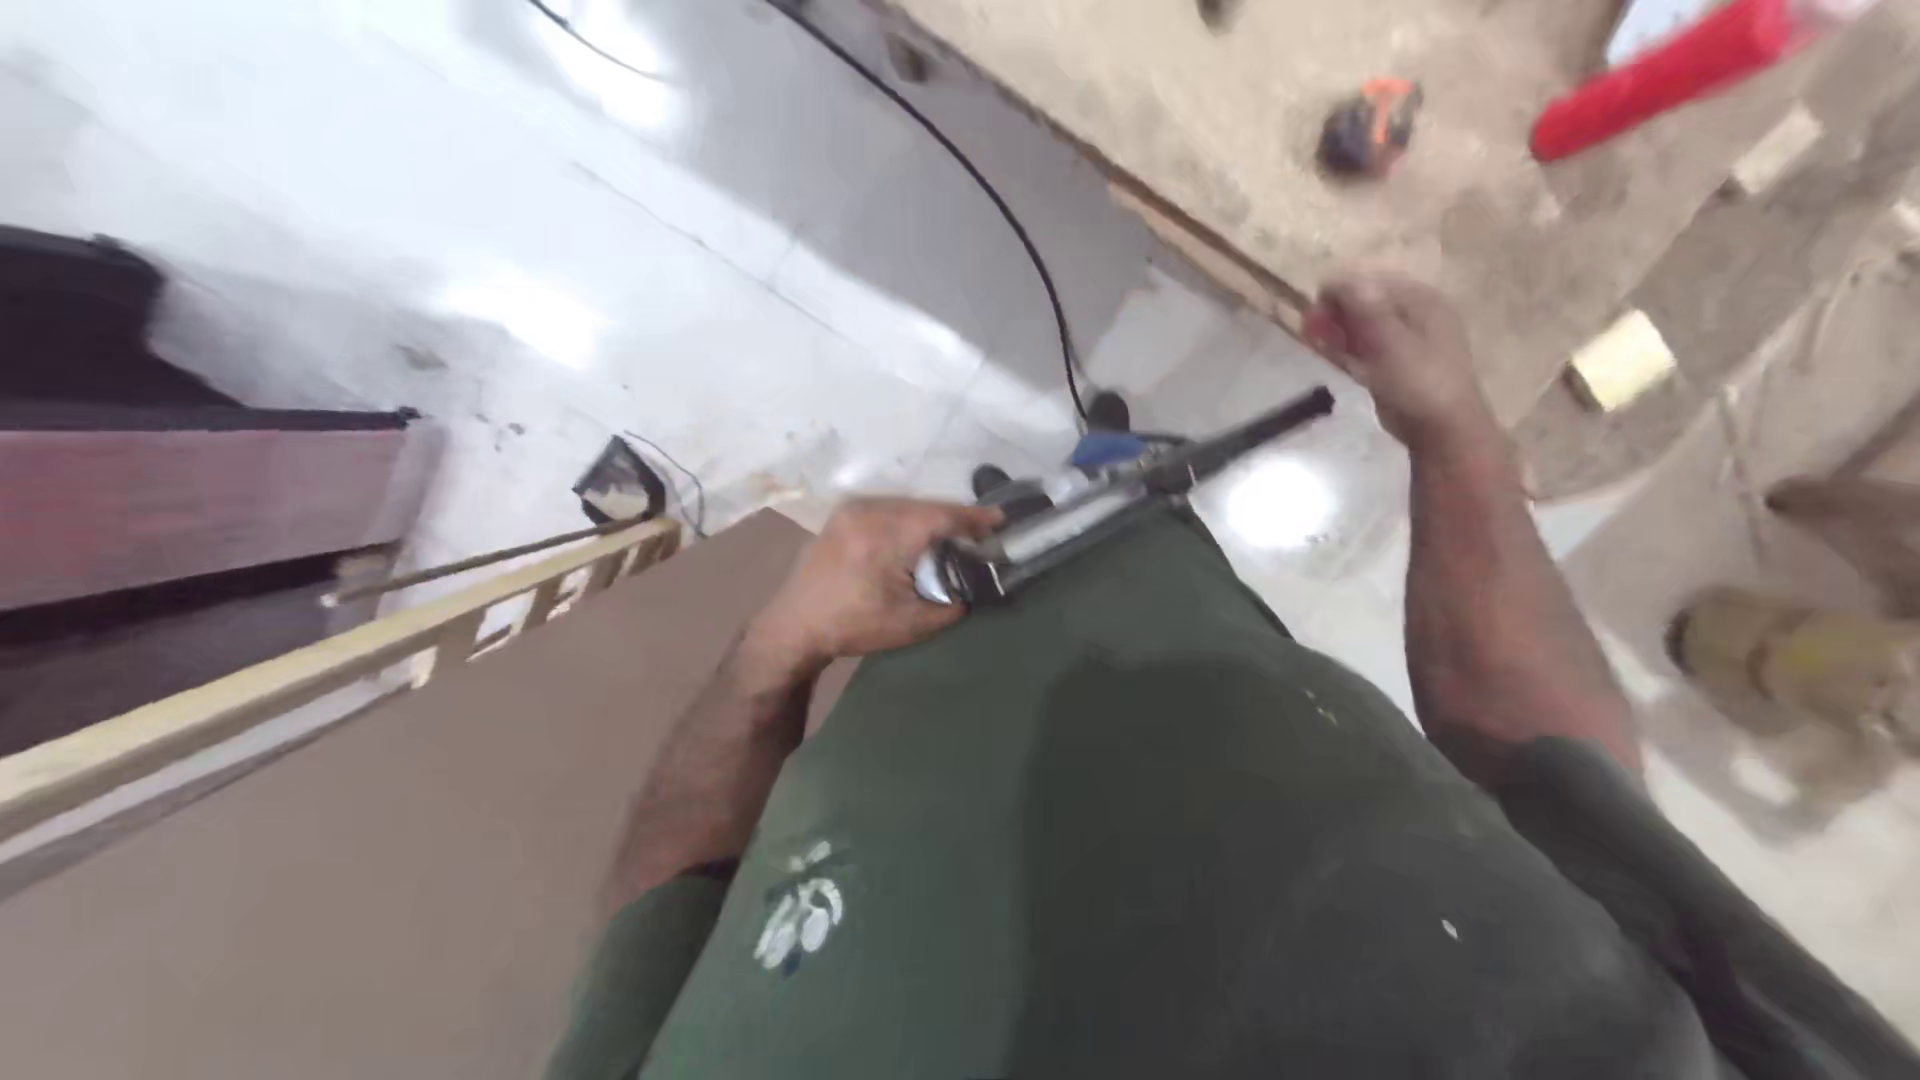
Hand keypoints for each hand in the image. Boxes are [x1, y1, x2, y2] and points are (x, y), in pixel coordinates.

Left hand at [741, 497, 1003, 680]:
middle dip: (956, 518)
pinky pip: (888, 508)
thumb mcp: (911, 623)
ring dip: (933, 517)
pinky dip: (910, 518)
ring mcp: (852, 509)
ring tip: (956, 533)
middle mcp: (868, 511)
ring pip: (907, 504)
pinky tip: (920, 534)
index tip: (1001, 519)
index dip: (974, 518)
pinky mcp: (843, 514)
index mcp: (884, 536)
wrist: (795, 625)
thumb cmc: (852, 626)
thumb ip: (951, 603)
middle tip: (982, 532)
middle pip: (926, 506)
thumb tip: (974, 586)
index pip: (941, 517)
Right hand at [1303, 274, 1495, 447]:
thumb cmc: (1419, 381)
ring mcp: (1405, 341)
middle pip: (1368, 302)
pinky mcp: (1394, 364)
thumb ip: (1365, 310)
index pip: (1375, 283)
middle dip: (1337, 310)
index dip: (1342, 290)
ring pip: (1364, 326)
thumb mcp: (1390, 342)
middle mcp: (1416, 316)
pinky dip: (1346, 346)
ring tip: (1312, 337)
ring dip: (1338, 328)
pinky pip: (1366, 347)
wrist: (1440, 428)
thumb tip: (1340, 278)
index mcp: (1423, 302)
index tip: (1313, 305)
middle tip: (1309, 325)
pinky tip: (1329, 350)